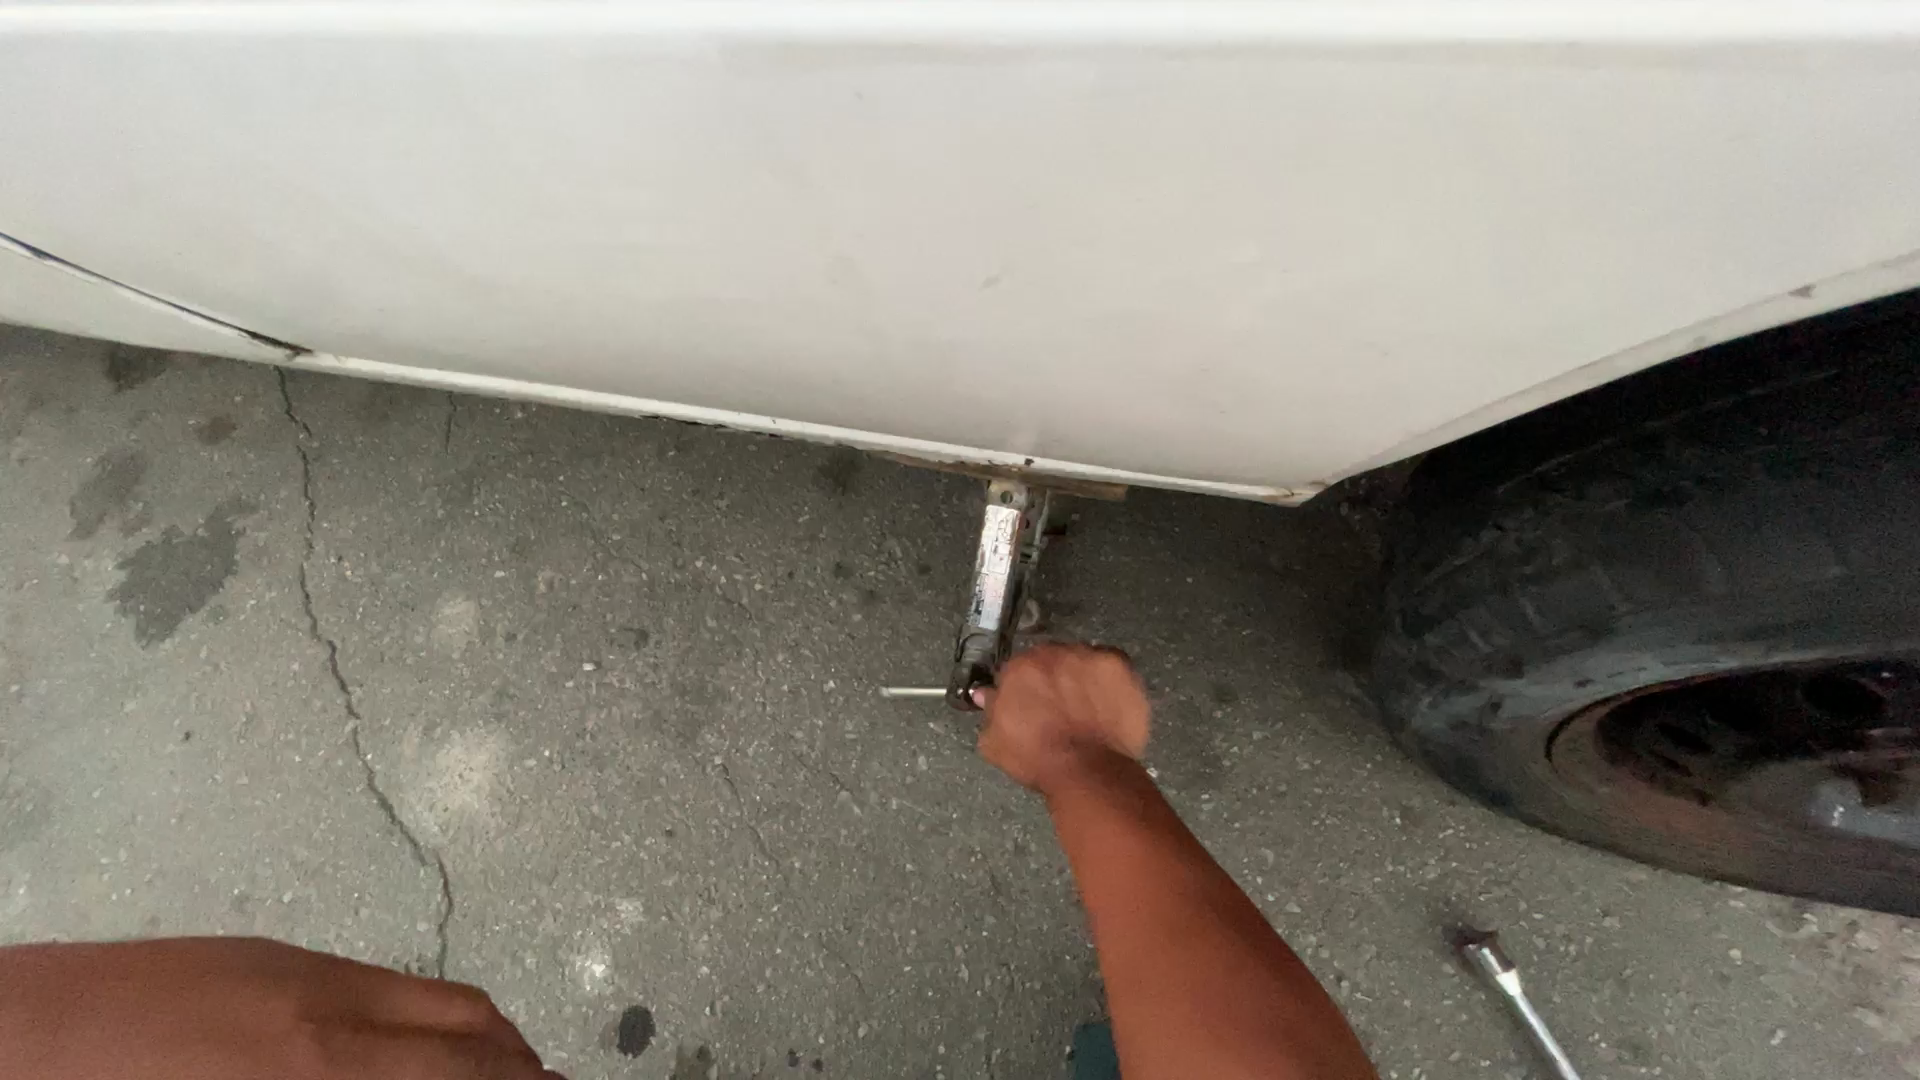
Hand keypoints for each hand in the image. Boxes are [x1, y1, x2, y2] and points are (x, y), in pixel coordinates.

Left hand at [0, 937, 562, 1079]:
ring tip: (507, 1062)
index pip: (454, 1070)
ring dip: (486, 1031)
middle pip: (467, 1023)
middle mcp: (332, 1010)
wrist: (6, 1032)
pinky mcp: (288, 957)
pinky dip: (437, 1012)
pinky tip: (428, 1038)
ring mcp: (314, 972)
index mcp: (312, 1069)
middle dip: (518, 1057)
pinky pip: (397, 982)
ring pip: (440, 994)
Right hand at [975, 644, 1150, 795]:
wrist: (1086, 770)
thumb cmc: (1038, 759)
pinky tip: (1107, 701)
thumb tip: (985, 693)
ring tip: (1087, 706)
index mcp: (1019, 667)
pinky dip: (1109, 679)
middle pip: (1051, 658)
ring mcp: (1088, 656)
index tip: (1031, 704)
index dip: (1025, 687)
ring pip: (1081, 659)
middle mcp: (1053, 652)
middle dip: (1053, 678)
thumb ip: (991, 711)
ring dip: (1081, 675)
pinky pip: (1112, 664)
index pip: (1018, 667)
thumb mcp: (995, 742)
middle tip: (1060, 706)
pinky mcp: (1118, 664)